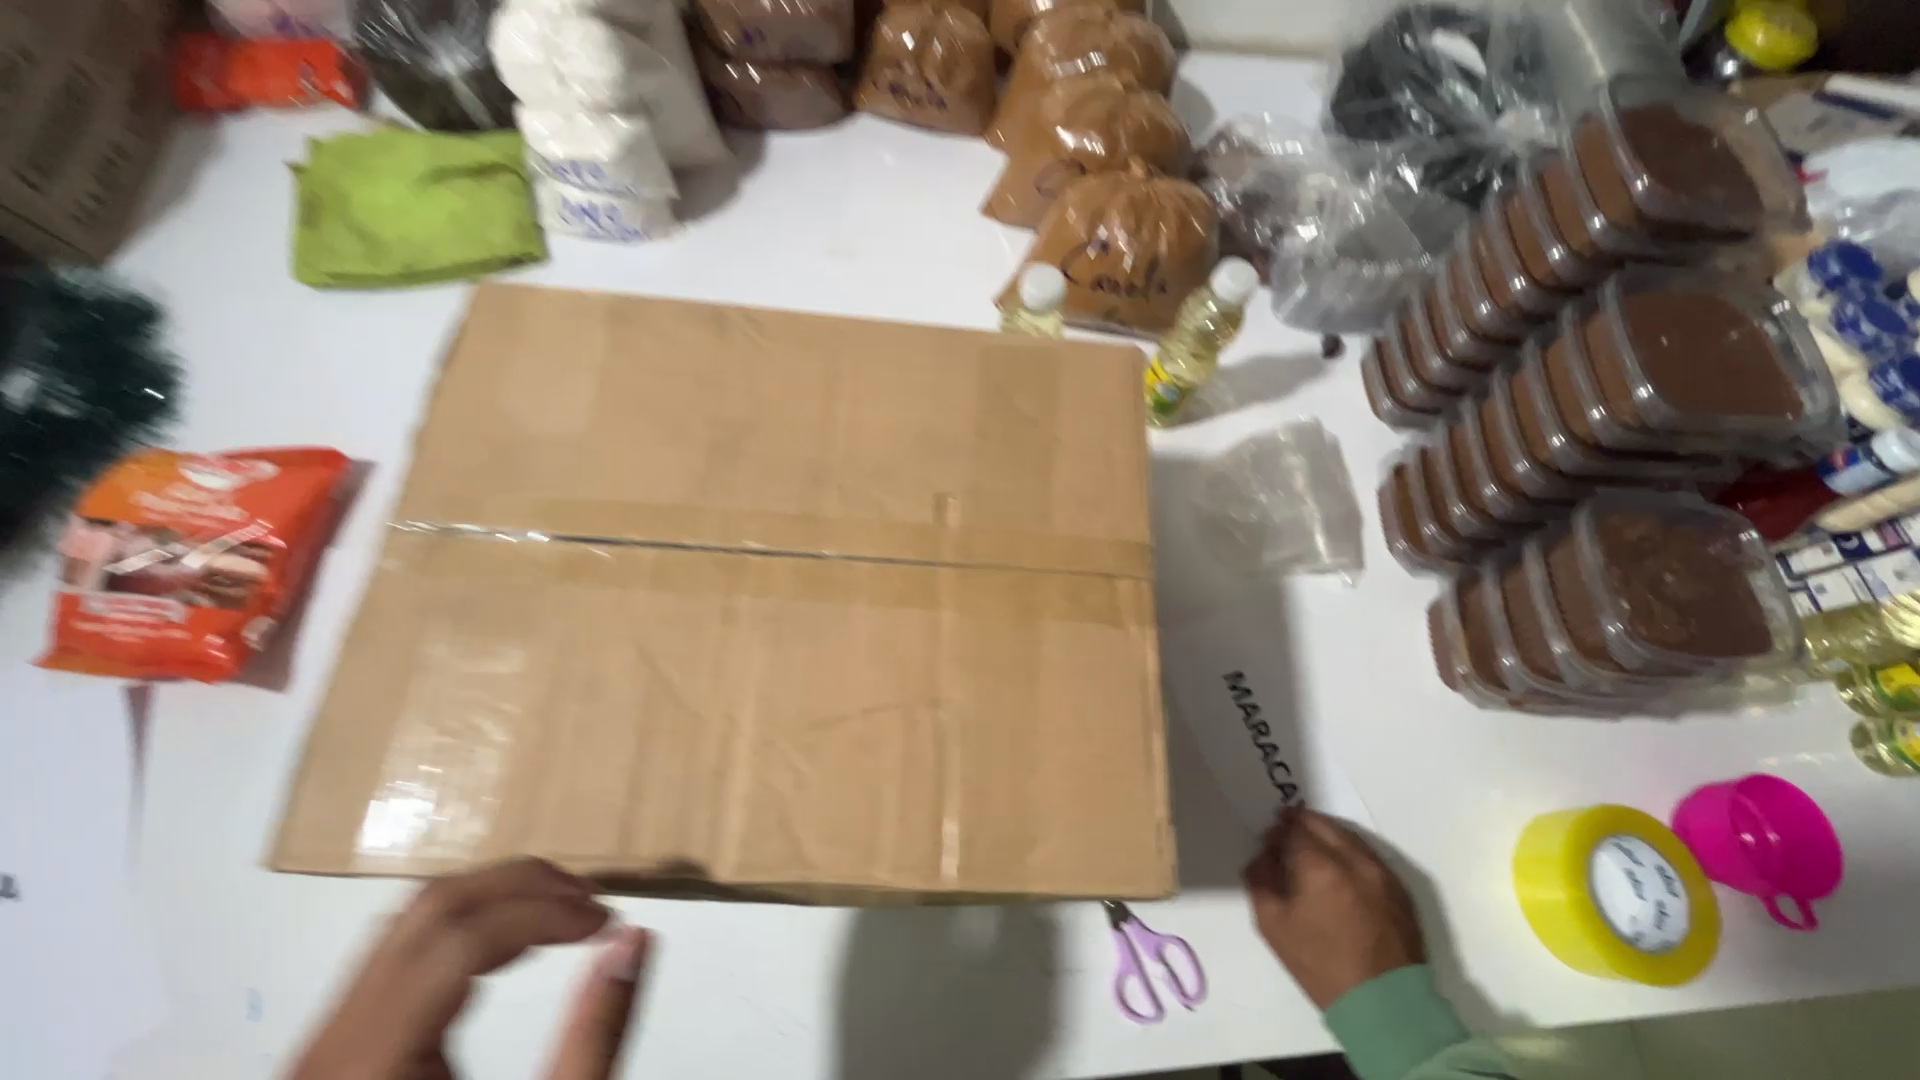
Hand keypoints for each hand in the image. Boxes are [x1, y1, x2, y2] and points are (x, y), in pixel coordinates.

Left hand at [289, 857, 653, 1079]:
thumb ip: (595, 1036)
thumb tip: (635, 940)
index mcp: (372, 1069)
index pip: (460, 941)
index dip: (542, 912)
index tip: (606, 920)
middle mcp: (327, 1047)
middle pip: (429, 910)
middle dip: (520, 887)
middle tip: (590, 900)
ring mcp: (320, 1046)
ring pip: (408, 921)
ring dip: (493, 899)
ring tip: (561, 910)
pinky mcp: (333, 1049)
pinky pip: (397, 953)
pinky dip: (464, 927)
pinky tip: (511, 940)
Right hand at [1241, 808, 1423, 1009]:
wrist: (1384, 1006)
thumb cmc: (1320, 965)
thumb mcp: (1272, 925)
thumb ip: (1260, 880)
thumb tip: (1263, 856)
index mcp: (1320, 867)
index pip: (1294, 829)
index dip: (1277, 831)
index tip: (1268, 840)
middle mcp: (1355, 860)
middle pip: (1323, 824)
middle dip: (1301, 823)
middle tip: (1286, 832)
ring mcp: (1383, 873)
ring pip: (1349, 836)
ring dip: (1327, 834)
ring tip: (1312, 848)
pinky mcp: (1401, 889)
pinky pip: (1369, 855)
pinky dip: (1350, 851)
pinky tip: (1339, 868)